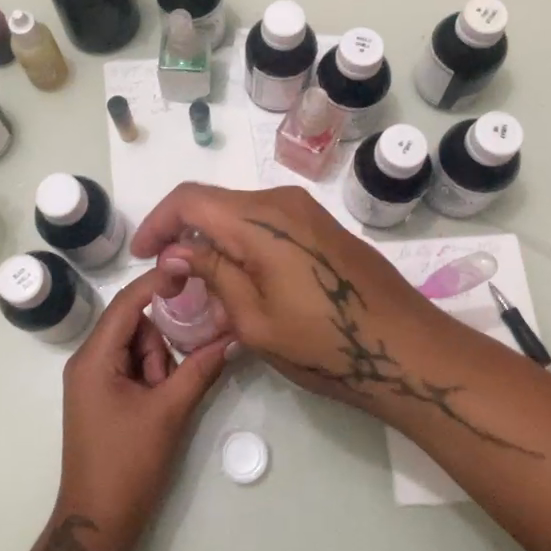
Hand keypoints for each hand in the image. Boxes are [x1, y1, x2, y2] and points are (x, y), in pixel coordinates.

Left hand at [56, 267, 231, 549]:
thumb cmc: (128, 464)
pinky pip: (132, 369)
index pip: (128, 302)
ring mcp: (93, 380)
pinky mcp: (103, 398)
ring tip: (165, 402)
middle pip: (134, 325)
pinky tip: (164, 403)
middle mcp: (88, 361)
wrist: (98, 522)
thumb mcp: (169, 413)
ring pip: (137, 348)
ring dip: (159, 364)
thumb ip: (200, 369)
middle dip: (162, 343)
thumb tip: (233, 336)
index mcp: (94, 357)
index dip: (158, 283)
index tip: (192, 269)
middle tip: (174, 379)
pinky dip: (153, 377)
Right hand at [130, 184, 441, 409]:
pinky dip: (243, 244)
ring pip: (242, 213)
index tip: (141, 255)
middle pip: (215, 202)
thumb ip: (213, 274)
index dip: (157, 222)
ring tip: (202, 286)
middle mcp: (283, 201)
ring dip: (214, 240)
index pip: (190, 200)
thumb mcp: (255, 320)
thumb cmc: (325, 344)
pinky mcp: (324, 228)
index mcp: (260, 220)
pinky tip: (242, 282)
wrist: (409, 351)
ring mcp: (308, 212)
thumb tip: (176, 249)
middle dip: (184, 233)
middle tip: (169, 277)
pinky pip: (269, 224)